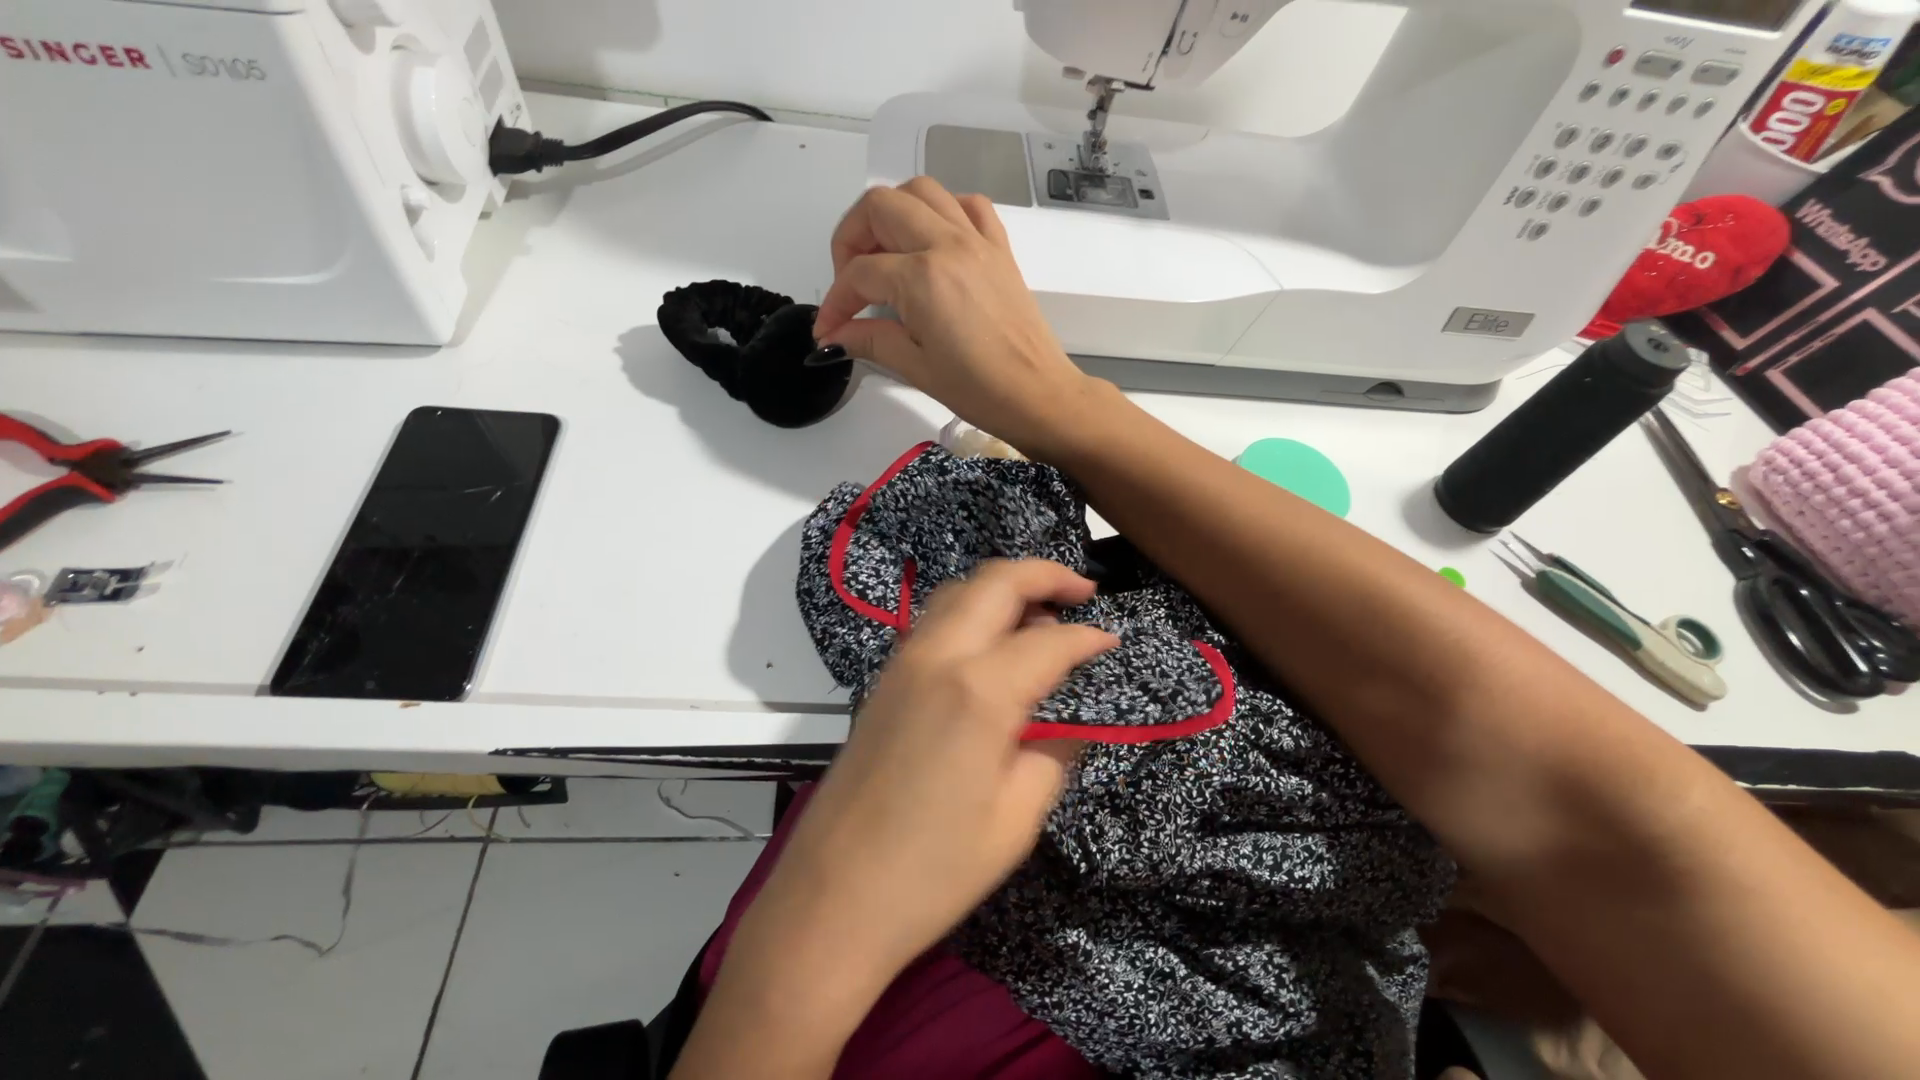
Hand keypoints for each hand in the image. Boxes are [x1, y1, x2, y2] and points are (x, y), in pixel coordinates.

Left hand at [743, 559, 1117, 983]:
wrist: (833, 898)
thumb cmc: (934, 870)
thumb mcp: (1017, 818)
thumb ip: (1054, 750)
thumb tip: (1071, 716)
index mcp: (978, 690)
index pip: (1049, 640)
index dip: (1089, 638)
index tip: (1115, 644)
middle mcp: (936, 657)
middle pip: (994, 583)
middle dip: (1044, 575)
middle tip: (1083, 592)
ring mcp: (901, 665)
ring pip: (957, 593)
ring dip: (1003, 589)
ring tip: (1042, 615)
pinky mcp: (882, 684)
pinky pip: (933, 622)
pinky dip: (970, 613)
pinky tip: (993, 648)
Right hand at [813, 178, 1103, 456]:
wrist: (1038, 395)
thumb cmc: (979, 389)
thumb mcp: (914, 367)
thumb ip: (869, 340)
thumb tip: (835, 334)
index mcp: (922, 278)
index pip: (859, 274)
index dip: (834, 302)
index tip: (828, 329)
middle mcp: (948, 245)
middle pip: (880, 207)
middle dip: (851, 238)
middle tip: (849, 281)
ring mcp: (977, 241)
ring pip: (922, 191)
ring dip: (892, 212)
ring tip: (884, 254)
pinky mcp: (999, 249)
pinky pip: (968, 205)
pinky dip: (942, 211)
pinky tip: (932, 242)